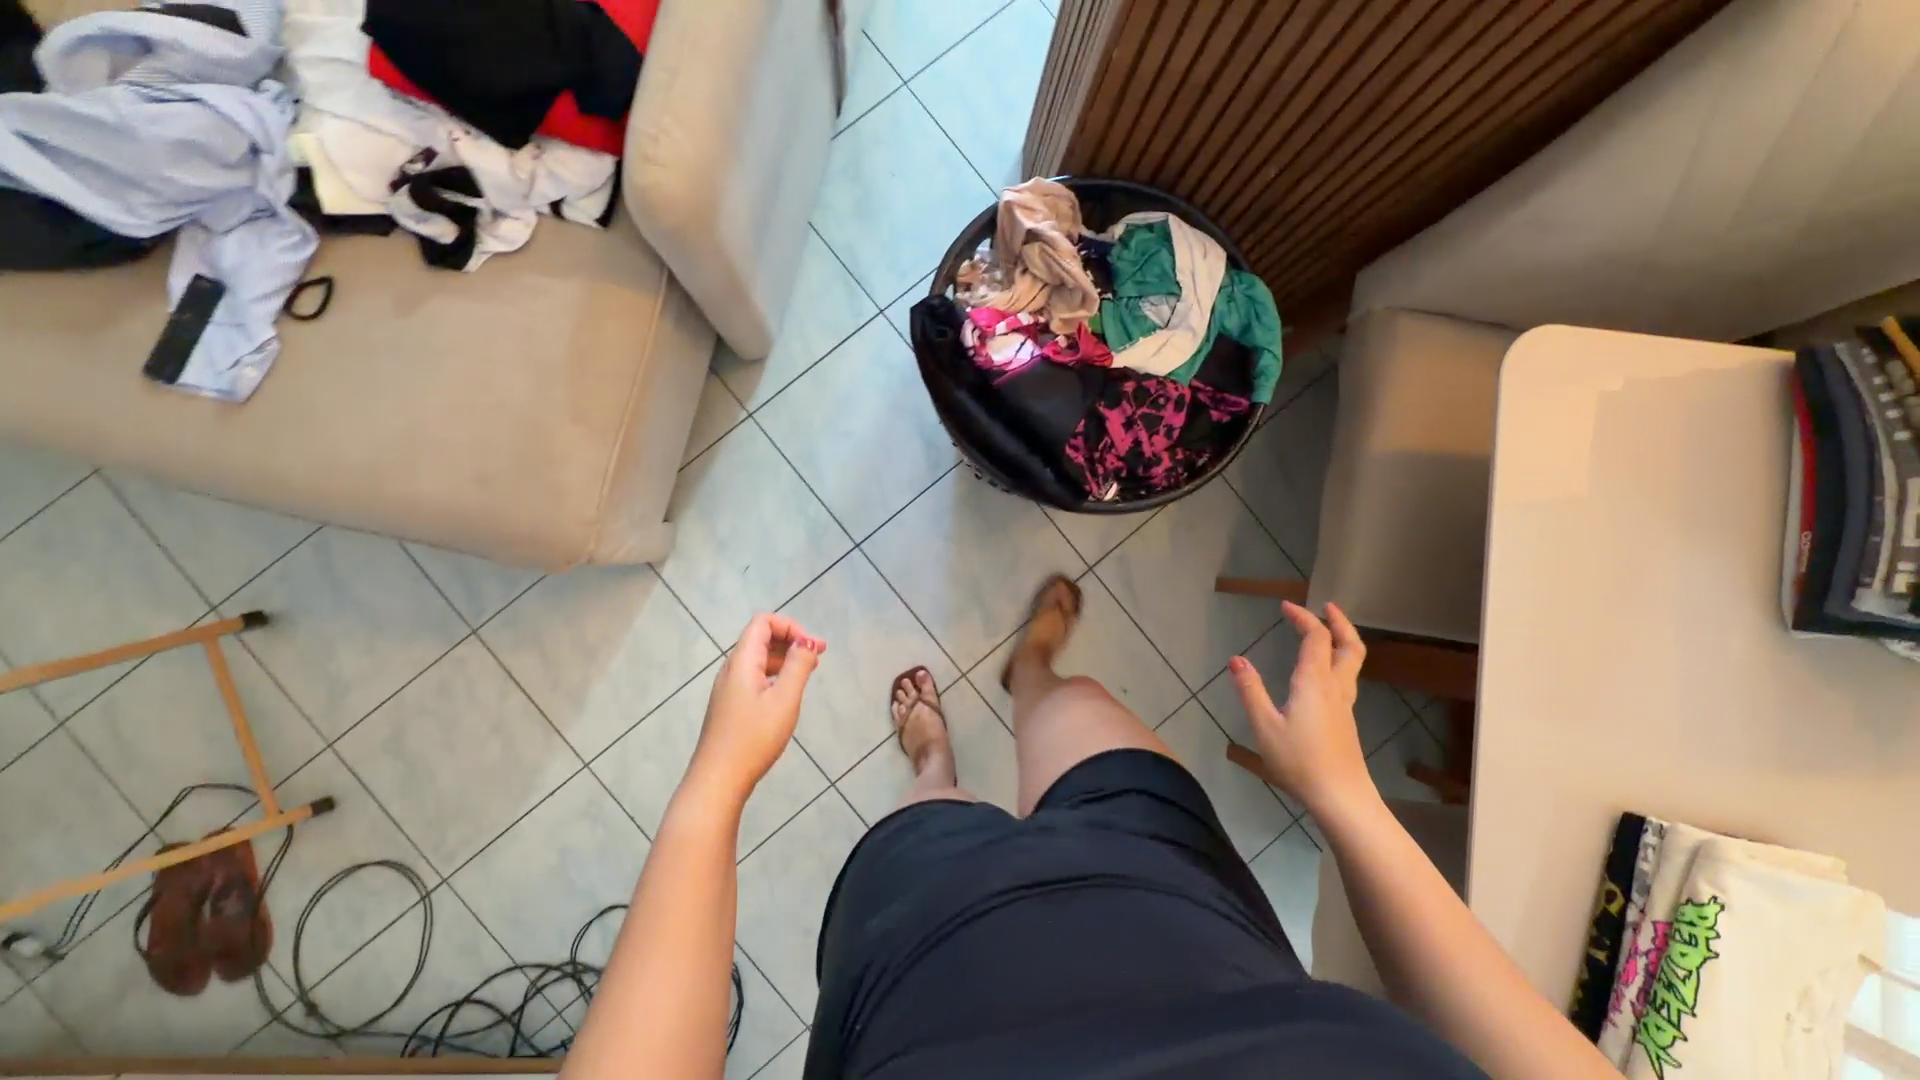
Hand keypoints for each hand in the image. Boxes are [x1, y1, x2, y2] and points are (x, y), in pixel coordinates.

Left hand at [687, 614, 825, 800]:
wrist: (718, 780)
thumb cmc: (754, 738)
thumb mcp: (784, 700)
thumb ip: (798, 666)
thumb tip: (808, 641)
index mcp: (742, 661)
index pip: (763, 622)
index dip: (790, 626)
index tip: (812, 647)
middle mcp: (731, 669)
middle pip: (760, 638)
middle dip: (791, 640)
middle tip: (819, 657)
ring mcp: (728, 688)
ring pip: (758, 659)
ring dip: (784, 658)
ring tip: (808, 673)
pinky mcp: (730, 705)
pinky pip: (754, 676)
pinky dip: (774, 675)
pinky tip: (787, 693)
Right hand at [1229, 601, 1377, 819]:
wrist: (1340, 796)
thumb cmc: (1299, 761)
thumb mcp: (1265, 727)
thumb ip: (1251, 691)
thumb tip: (1236, 660)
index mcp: (1314, 683)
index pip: (1315, 638)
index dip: (1303, 617)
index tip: (1285, 606)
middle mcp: (1335, 687)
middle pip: (1349, 645)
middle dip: (1338, 622)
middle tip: (1326, 607)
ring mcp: (1345, 704)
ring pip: (1353, 662)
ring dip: (1343, 639)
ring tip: (1328, 631)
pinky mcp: (1346, 720)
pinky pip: (1347, 678)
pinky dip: (1338, 661)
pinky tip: (1323, 672)